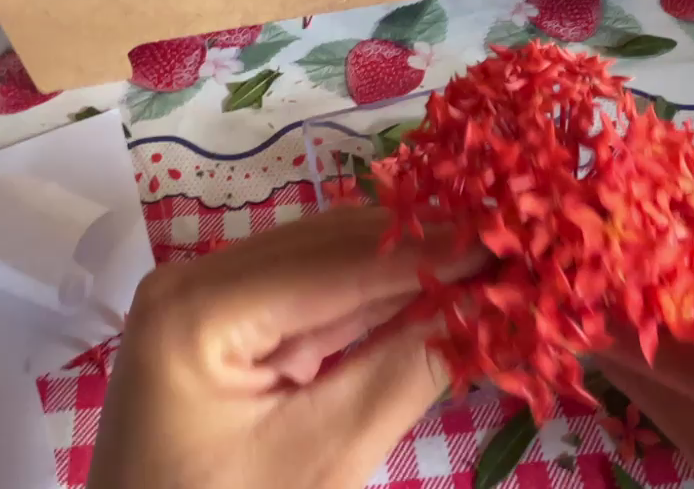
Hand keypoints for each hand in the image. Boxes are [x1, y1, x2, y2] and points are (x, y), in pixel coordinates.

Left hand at [89, 206, 483, 488]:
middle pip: (325, 248)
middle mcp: (195, 276)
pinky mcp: (223, 314)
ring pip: (321, 258)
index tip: (498, 231)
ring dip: (398, 261)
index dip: (424, 249)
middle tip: (498, 237)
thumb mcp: (319, 461)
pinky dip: (367, 290)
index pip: (333, 264)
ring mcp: (205, 291)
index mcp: (198, 309)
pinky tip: (420, 281)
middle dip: (415, 247)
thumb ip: (403, 372)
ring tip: (473, 251)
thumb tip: (484, 306)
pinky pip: (306, 289)